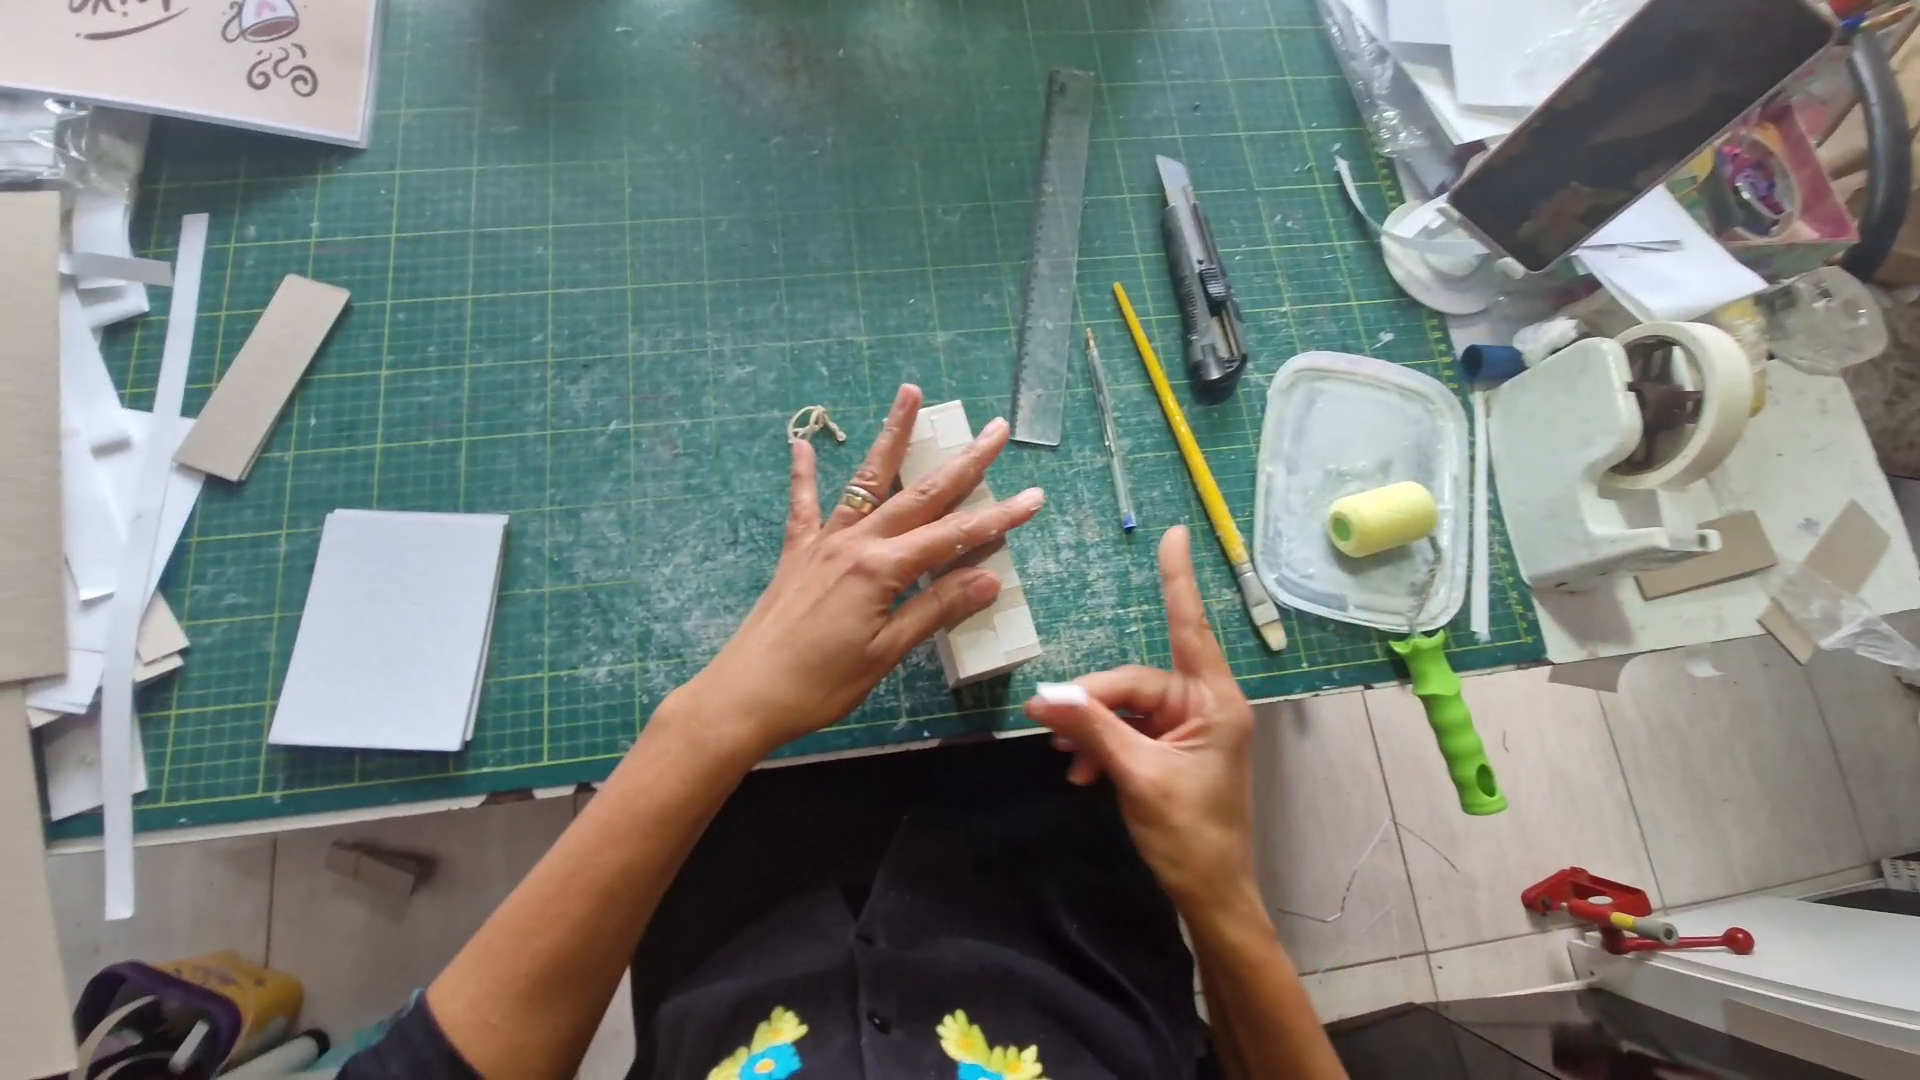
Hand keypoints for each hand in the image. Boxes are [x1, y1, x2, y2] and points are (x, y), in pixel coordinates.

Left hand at [671, 385, 1043, 757]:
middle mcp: (856, 543)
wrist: (744, 695)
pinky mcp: (797, 553)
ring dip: (892, 436)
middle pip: (921, 494)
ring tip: (909, 394)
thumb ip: (936, 610)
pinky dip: (804, 474)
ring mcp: (823, 543)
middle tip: (995, 428)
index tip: (1035, 496)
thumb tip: (990, 579)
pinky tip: (801, 444)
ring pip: (868, 481)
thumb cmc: (821, 685)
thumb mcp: (886, 653)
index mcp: (882, 569)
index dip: (999, 518)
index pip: (955, 537)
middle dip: (964, 462)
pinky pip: (803, 506)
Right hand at [1024, 526, 1257, 909]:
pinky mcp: (1170, 747)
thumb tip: (1044, 698)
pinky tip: (1081, 773)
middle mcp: (1202, 705)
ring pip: (1125, 708)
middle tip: (1048, 727)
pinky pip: (1127, 731)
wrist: (1211, 895)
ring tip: (1065, 758)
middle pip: (1134, 683)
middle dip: (1092, 705)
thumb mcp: (1137, 777)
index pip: (1190, 628)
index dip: (1178, 580)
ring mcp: (1186, 727)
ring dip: (1092, 731)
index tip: (1177, 534)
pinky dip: (1101, 747)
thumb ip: (1092, 730)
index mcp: (1213, 702)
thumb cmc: (1190, 836)